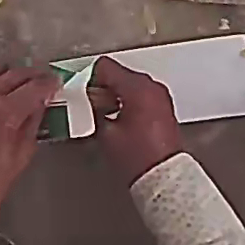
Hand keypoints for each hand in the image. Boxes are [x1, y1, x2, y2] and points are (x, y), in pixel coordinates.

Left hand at [0, 69, 58, 210]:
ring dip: (12, 78)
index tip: (56, 83)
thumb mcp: (22, 154)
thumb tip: (40, 107)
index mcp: (5, 112)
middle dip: (33, 76)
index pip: (35, 87)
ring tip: (24, 85)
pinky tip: (1, 94)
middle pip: (14, 75)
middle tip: (44, 81)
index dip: (50, 84)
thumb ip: (33, 124)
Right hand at [87, 59, 182, 184]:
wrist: (164, 177)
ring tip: (104, 115)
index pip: (105, 67)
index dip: (88, 78)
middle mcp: (152, 87)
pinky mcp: (163, 106)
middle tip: (89, 106)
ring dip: (114, 95)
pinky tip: (118, 119)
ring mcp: (160, 96)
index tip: (80, 91)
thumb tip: (83, 101)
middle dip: (101, 87)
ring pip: (128, 83)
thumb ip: (91, 110)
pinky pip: (140, 94)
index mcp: (138, 88)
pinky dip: (127, 101)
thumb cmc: (140, 159)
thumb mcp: (105, 133)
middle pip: (118, 73)